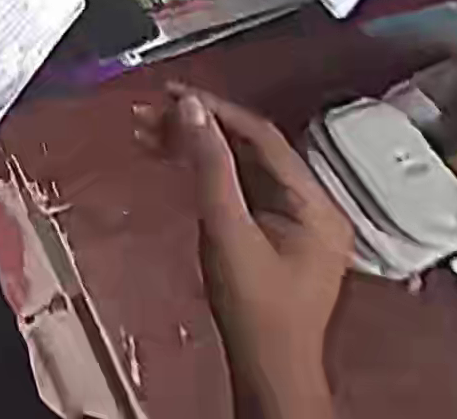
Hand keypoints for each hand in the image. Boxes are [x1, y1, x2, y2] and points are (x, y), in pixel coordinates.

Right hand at [158, 86, 351, 418]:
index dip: (215, 109)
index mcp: (313, 202)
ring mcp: (287, 213)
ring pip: (234, 159)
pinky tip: (164, 154)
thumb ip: (210, 164)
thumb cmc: (252, 300)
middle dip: (194, 125)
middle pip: (245, 145)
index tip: (170, 93)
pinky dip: (195, 163)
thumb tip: (191, 108)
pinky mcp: (266, 223)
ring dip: (189, 142)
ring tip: (144, 129)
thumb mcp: (227, 227)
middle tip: (146, 112)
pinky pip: (230, 179)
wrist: (267, 363)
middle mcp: (307, 201)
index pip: (261, 136)